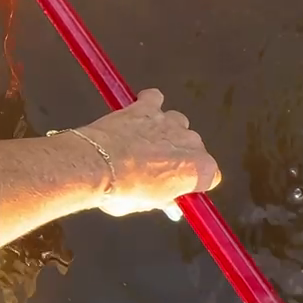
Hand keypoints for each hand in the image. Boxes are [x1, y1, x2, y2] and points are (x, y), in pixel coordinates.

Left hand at [75, 89, 219, 216]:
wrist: (93, 165)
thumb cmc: (119, 190)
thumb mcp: (144, 204)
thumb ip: (160, 197)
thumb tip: (161, 197)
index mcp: (199, 170)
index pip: (208, 176)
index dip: (189, 182)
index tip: (174, 186)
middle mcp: (191, 142)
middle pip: (192, 148)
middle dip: (174, 156)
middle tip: (150, 167)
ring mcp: (169, 122)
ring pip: (175, 123)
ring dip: (162, 131)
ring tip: (139, 142)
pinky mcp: (146, 107)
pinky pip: (153, 98)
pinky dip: (146, 104)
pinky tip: (136, 113)